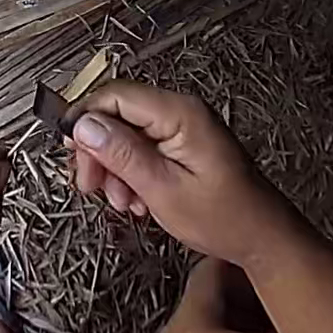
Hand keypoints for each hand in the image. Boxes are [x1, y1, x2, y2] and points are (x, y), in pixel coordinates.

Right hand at [68, 82, 297, 266]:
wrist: (262, 237)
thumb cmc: (222, 217)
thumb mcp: (163, 189)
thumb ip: (122, 154)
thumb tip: (83, 125)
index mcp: (179, 112)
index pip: (116, 95)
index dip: (86, 118)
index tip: (70, 151)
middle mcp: (179, 109)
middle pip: (118, 112)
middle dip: (98, 149)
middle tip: (89, 186)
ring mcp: (180, 124)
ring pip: (125, 131)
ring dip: (113, 165)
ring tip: (121, 201)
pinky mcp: (180, 140)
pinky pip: (141, 144)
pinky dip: (130, 170)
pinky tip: (136, 198)